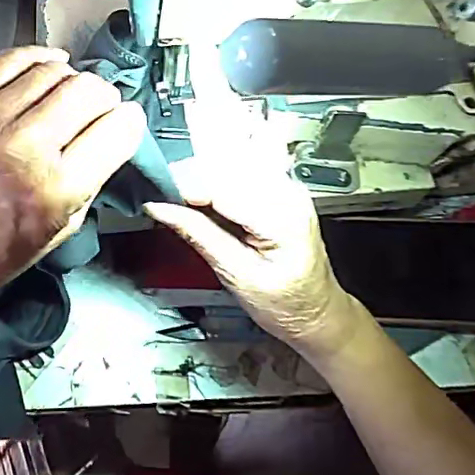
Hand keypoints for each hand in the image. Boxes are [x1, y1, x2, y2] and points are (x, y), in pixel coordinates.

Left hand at [0, 47, 145, 319]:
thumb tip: (109, 137)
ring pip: (54, 70)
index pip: (117, 129)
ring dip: (72, 80)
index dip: (129, 123)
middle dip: (104, 99)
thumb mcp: (59, 230)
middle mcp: (26, 147)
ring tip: (70, 95)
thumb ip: (89, 180)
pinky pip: (12, 59)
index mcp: (56, 188)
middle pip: (89, 91)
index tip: (125, 123)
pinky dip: (38, 57)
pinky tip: (48, 66)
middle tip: (100, 110)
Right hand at [143, 160, 361, 359]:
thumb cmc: (286, 304)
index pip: (223, 187)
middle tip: (165, 201)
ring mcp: (286, 186)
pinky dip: (216, 181)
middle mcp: (289, 193)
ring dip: (201, 178)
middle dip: (190, 180)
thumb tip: (160, 208)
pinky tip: (206, 198)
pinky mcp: (279, 186)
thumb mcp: (236, 275)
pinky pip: (239, 170)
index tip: (157, 198)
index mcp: (284, 218)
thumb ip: (198, 235)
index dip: (186, 188)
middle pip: (226, 167)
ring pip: (230, 163)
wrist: (316, 311)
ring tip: (183, 201)